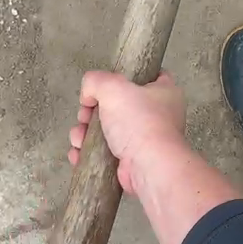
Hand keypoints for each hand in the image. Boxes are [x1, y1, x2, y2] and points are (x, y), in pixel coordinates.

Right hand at [68, 71, 189, 197]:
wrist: (149, 166)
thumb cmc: (139, 121)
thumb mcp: (113, 86)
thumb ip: (95, 81)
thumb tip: (88, 95)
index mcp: (164, 92)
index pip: (148, 76)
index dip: (125, 77)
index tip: (106, 85)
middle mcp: (158, 116)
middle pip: (118, 105)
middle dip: (92, 111)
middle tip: (85, 116)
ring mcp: (144, 141)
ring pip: (107, 130)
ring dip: (85, 133)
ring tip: (79, 138)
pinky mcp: (131, 162)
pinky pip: (105, 153)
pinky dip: (89, 153)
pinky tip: (78, 153)